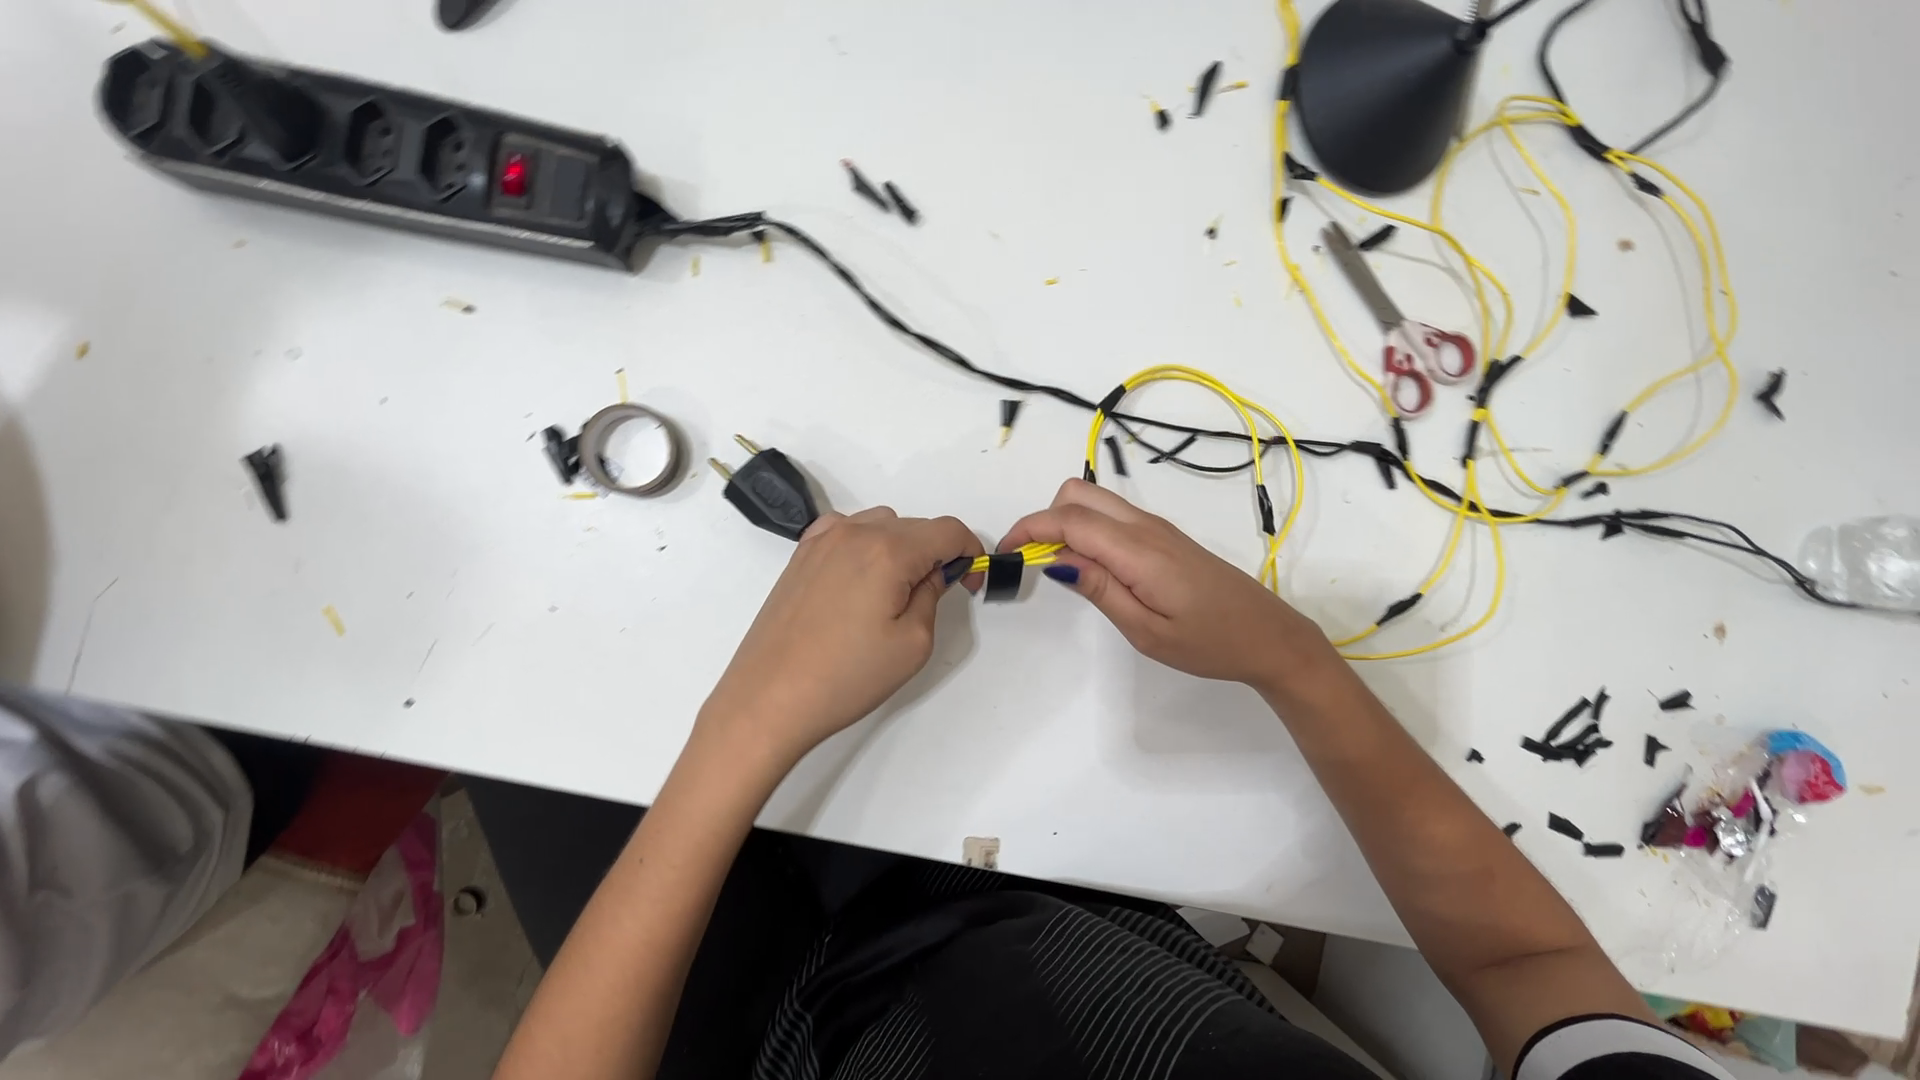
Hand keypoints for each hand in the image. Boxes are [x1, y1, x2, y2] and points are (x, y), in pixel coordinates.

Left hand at [698, 507, 982, 766]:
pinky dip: (865, 546)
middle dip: (934, 553)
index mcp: (887, 550)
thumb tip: (935, 572)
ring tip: (893, 595)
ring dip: (899, 548)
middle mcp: (853, 532)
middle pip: (913, 526)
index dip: (969, 552)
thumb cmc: (846, 677)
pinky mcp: (799, 557)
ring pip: (880, 525)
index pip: (947, 530)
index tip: (970, 585)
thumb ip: (932, 595)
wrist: (768, 699)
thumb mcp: (912, 643)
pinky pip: (846, 532)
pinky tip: (860, 581)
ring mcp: (820, 541)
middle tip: (934, 597)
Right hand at [999, 479, 1335, 699]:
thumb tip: (1054, 559)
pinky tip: (1091, 567)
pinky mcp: (1164, 536)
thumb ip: (1098, 588)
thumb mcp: (1145, 629)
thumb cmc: (1208, 643)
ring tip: (1059, 569)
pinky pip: (1113, 516)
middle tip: (1033, 563)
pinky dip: (1087, 529)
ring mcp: (1157, 527)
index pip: (1069, 519)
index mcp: (1138, 549)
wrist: (1269, 636)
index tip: (1004, 552)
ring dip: (1065, 523)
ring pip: (1095, 500)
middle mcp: (1145, 526)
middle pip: (1078, 493)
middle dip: (1044, 519)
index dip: (1029, 529)